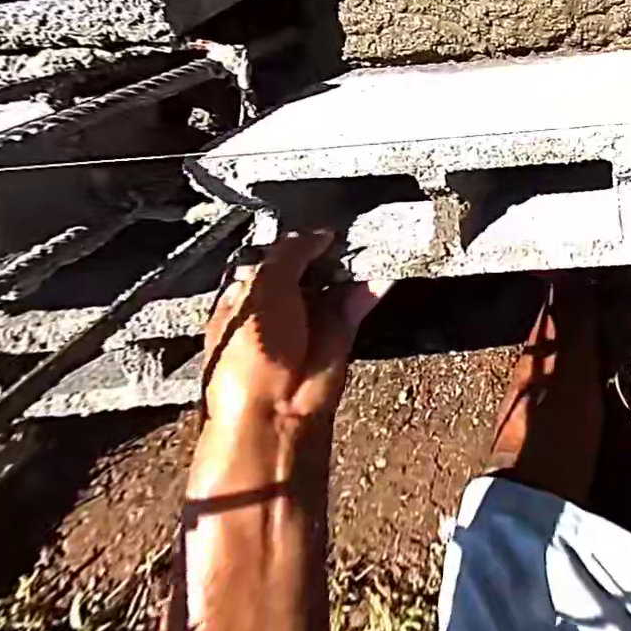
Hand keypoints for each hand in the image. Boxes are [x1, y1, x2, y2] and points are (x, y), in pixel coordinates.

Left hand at [201, 230, 387, 432]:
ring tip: (372, 237)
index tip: (316, 219)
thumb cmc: (251, 355)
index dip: (293, 238)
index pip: (271, 255)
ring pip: (336, 281)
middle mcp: (278, 305)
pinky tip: (385, 264)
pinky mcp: (340, 332)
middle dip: (328, 248)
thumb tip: (319, 234)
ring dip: (353, 263)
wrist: (279, 410)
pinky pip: (359, 300)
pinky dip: (373, 284)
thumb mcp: (263, 288)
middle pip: (308, 266)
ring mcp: (310, 319)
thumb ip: (290, 254)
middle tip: (349, 226)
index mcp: (246, 295)